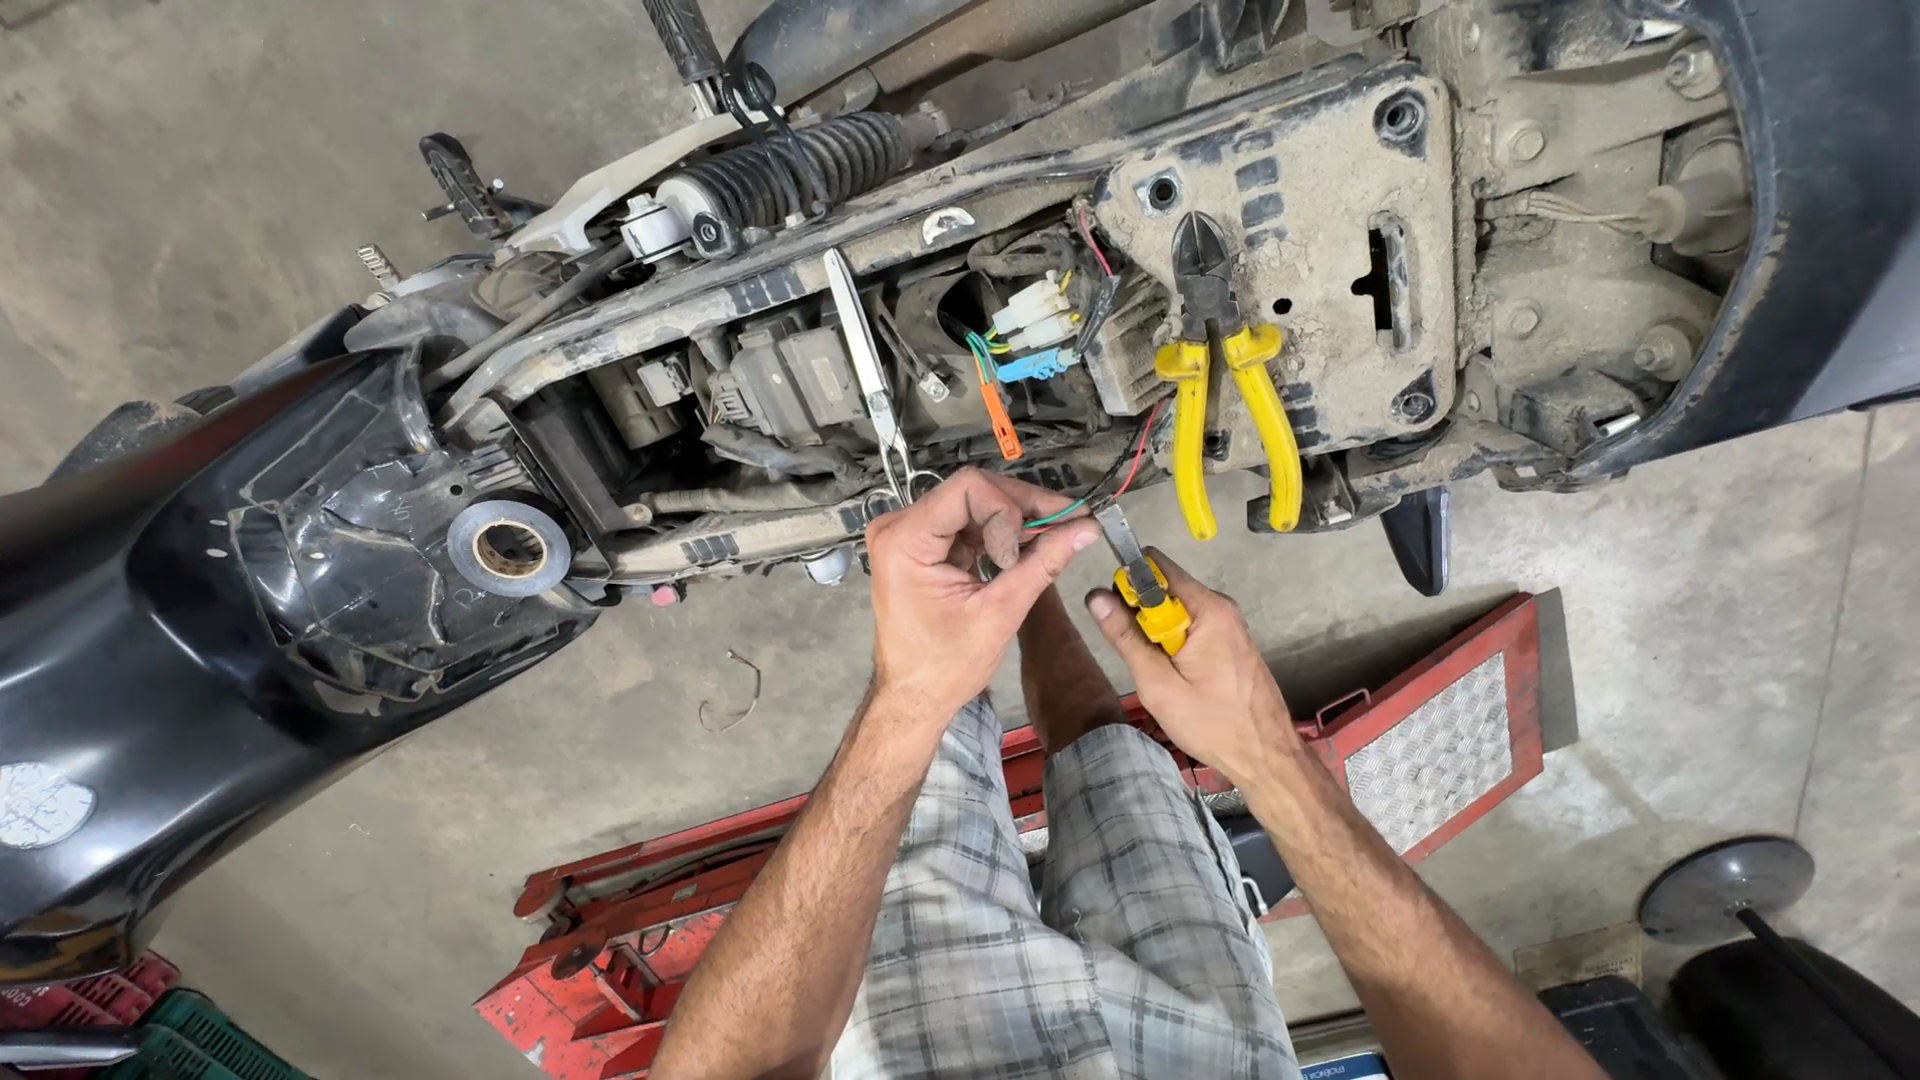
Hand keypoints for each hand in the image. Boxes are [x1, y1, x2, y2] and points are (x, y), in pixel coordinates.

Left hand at [866, 468, 1100, 724]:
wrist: (914, 696)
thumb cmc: (946, 666)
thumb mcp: (1000, 613)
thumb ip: (1042, 564)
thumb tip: (1086, 529)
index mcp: (905, 540)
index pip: (968, 488)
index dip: (1011, 507)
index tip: (1036, 541)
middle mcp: (899, 527)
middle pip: (972, 492)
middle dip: (1021, 508)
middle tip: (1068, 524)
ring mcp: (908, 534)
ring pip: (974, 504)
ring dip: (1016, 520)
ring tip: (1054, 537)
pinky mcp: (921, 545)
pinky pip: (967, 523)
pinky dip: (1000, 533)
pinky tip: (1029, 547)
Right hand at [1085, 549, 1296, 785]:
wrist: (1266, 757)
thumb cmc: (1212, 723)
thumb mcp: (1159, 684)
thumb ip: (1126, 638)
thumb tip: (1096, 597)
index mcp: (1207, 608)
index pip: (1156, 566)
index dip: (1127, 584)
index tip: (1115, 616)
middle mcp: (1221, 606)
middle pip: (1165, 588)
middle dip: (1140, 613)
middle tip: (1138, 656)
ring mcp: (1228, 623)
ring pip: (1176, 610)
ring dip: (1155, 632)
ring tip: (1155, 670)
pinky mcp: (1229, 640)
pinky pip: (1191, 625)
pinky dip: (1174, 642)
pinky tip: (1175, 675)